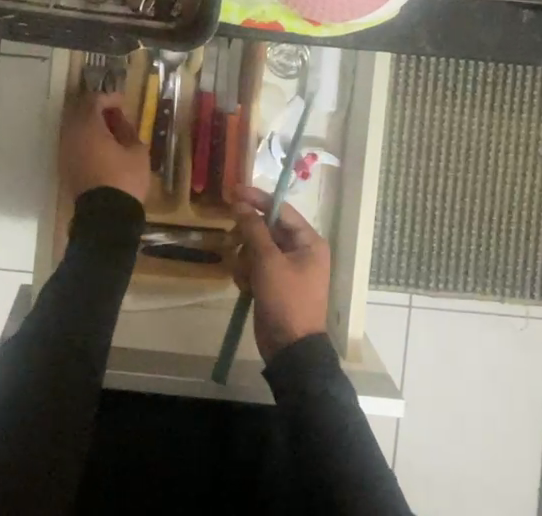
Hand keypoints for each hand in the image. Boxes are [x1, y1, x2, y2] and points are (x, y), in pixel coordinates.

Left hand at [59, 91, 149, 204]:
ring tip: (109, 131)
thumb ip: (128, 129)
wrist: (106, 217)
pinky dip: (84, 139)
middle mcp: (70, 134)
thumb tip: (120, 120)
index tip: (123, 102)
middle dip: (97, 109)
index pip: (93, 100)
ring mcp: (64, 151)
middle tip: (115, 114)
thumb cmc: (124, 179)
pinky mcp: (64, 166)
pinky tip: (100, 147)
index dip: (109, 97)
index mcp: (87, 126)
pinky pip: (72, 142)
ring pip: (73, 127)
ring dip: (89, 124)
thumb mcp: (137, 151)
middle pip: (79, 111)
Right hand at [232, 184, 330, 361]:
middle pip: (266, 229)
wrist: (290, 349)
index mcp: (309, 241)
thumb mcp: (268, 261)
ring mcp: (287, 268)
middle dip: (249, 239)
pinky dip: (247, 274)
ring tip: (245, 276)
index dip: (256, 199)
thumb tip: (240, 203)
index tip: (232, 191)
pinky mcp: (274, 283)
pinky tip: (246, 288)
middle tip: (234, 242)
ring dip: (246, 260)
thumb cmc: (286, 300)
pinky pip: (255, 266)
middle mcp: (300, 250)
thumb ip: (253, 229)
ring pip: (256, 248)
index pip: (280, 209)